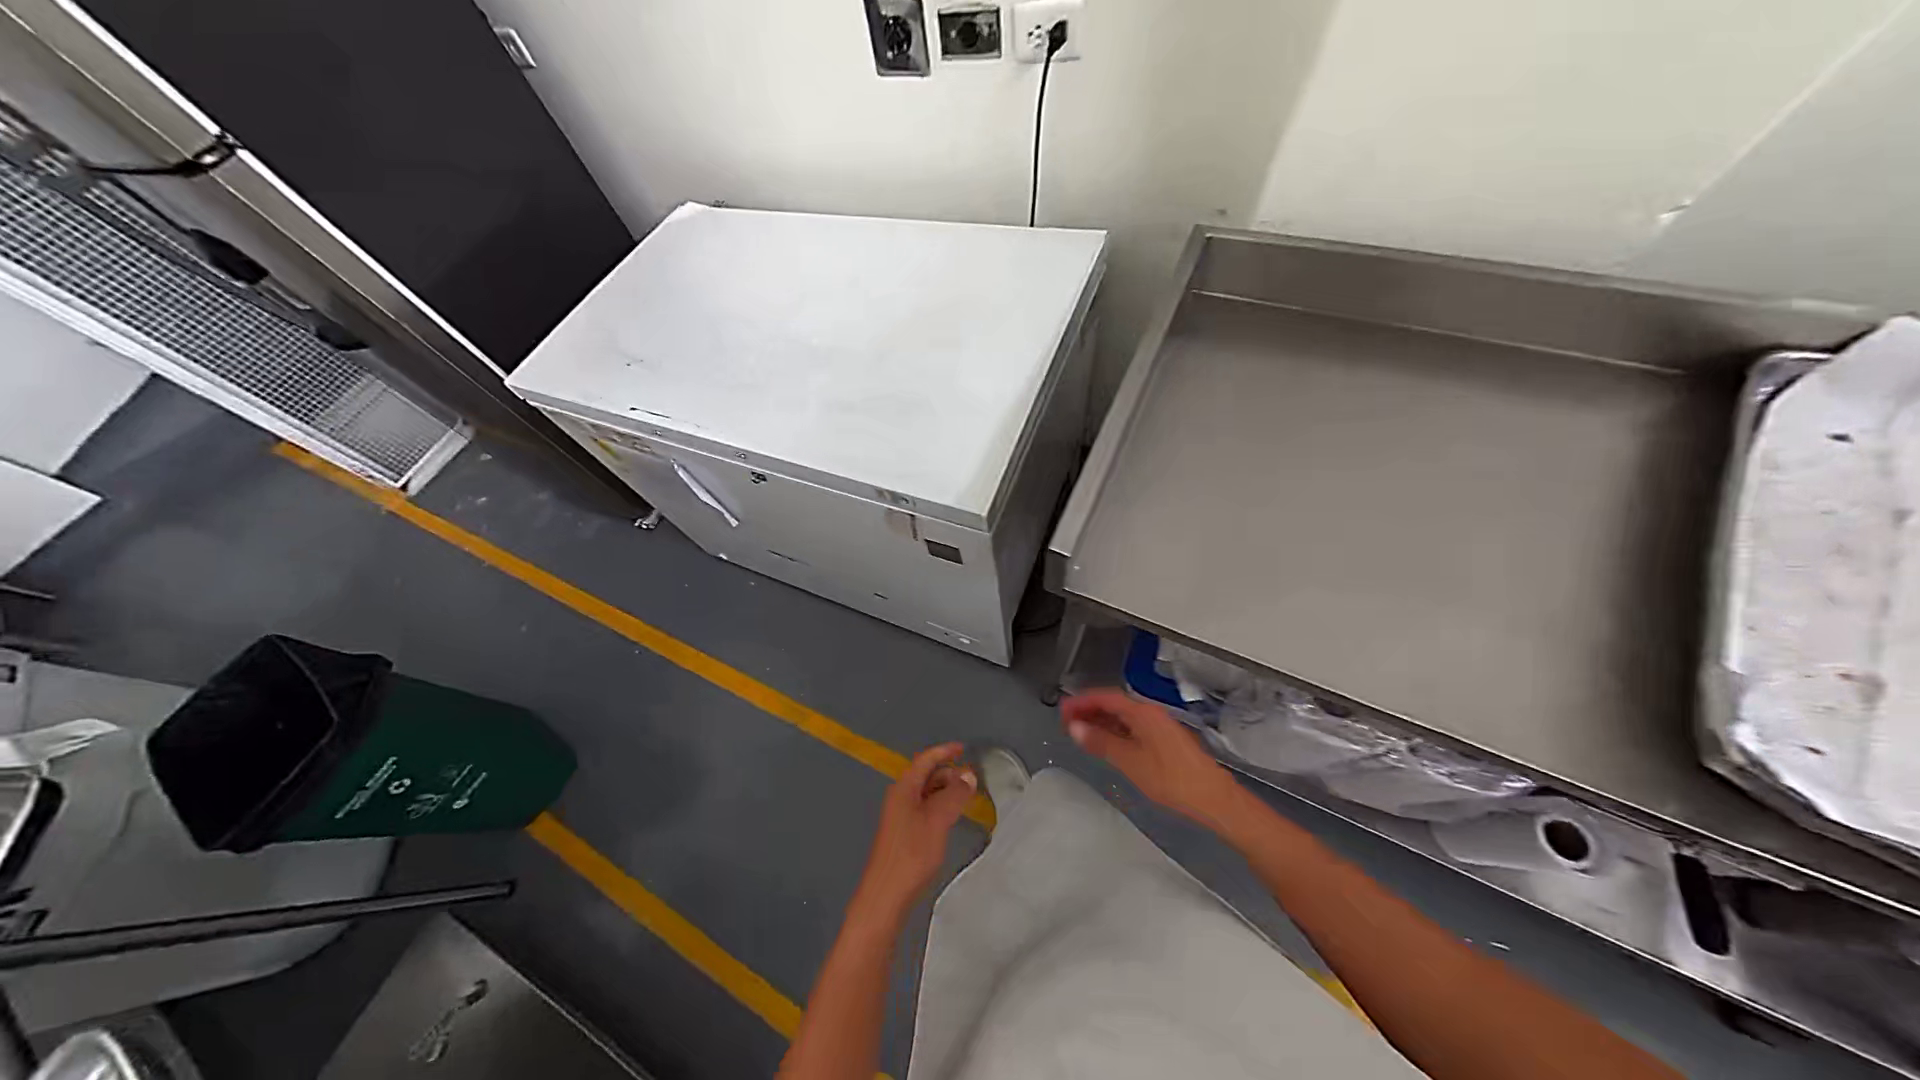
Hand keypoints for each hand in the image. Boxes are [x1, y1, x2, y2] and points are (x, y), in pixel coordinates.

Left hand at [854, 742, 976, 915]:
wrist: (886, 896)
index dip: (944, 751)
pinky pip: (924, 809)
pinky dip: (940, 806)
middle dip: (948, 772)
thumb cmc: (912, 854)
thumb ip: (954, 795)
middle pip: (925, 775)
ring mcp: (899, 816)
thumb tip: (968, 774)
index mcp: (904, 789)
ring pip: (925, 793)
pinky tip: (952, 818)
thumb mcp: (937, 820)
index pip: (925, 760)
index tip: (963, 748)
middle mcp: (899, 797)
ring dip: (945, 790)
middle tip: (972, 779)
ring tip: (967, 797)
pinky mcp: (903, 834)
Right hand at [1063, 689, 1239, 827]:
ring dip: (1101, 722)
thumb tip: (1077, 728)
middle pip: (1115, 705)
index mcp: (1144, 714)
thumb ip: (1101, 742)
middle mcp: (1153, 715)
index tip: (1064, 709)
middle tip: (1068, 721)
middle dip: (1089, 711)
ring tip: (1081, 733)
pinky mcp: (1166, 742)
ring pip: (1124, 717)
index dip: (1082, 702)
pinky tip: (1107, 745)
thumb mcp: (1130, 762)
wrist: (1214, 799)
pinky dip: (1116, 732)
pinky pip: (1134, 728)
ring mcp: (1161, 728)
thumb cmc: (1175, 780)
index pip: (1106, 698)